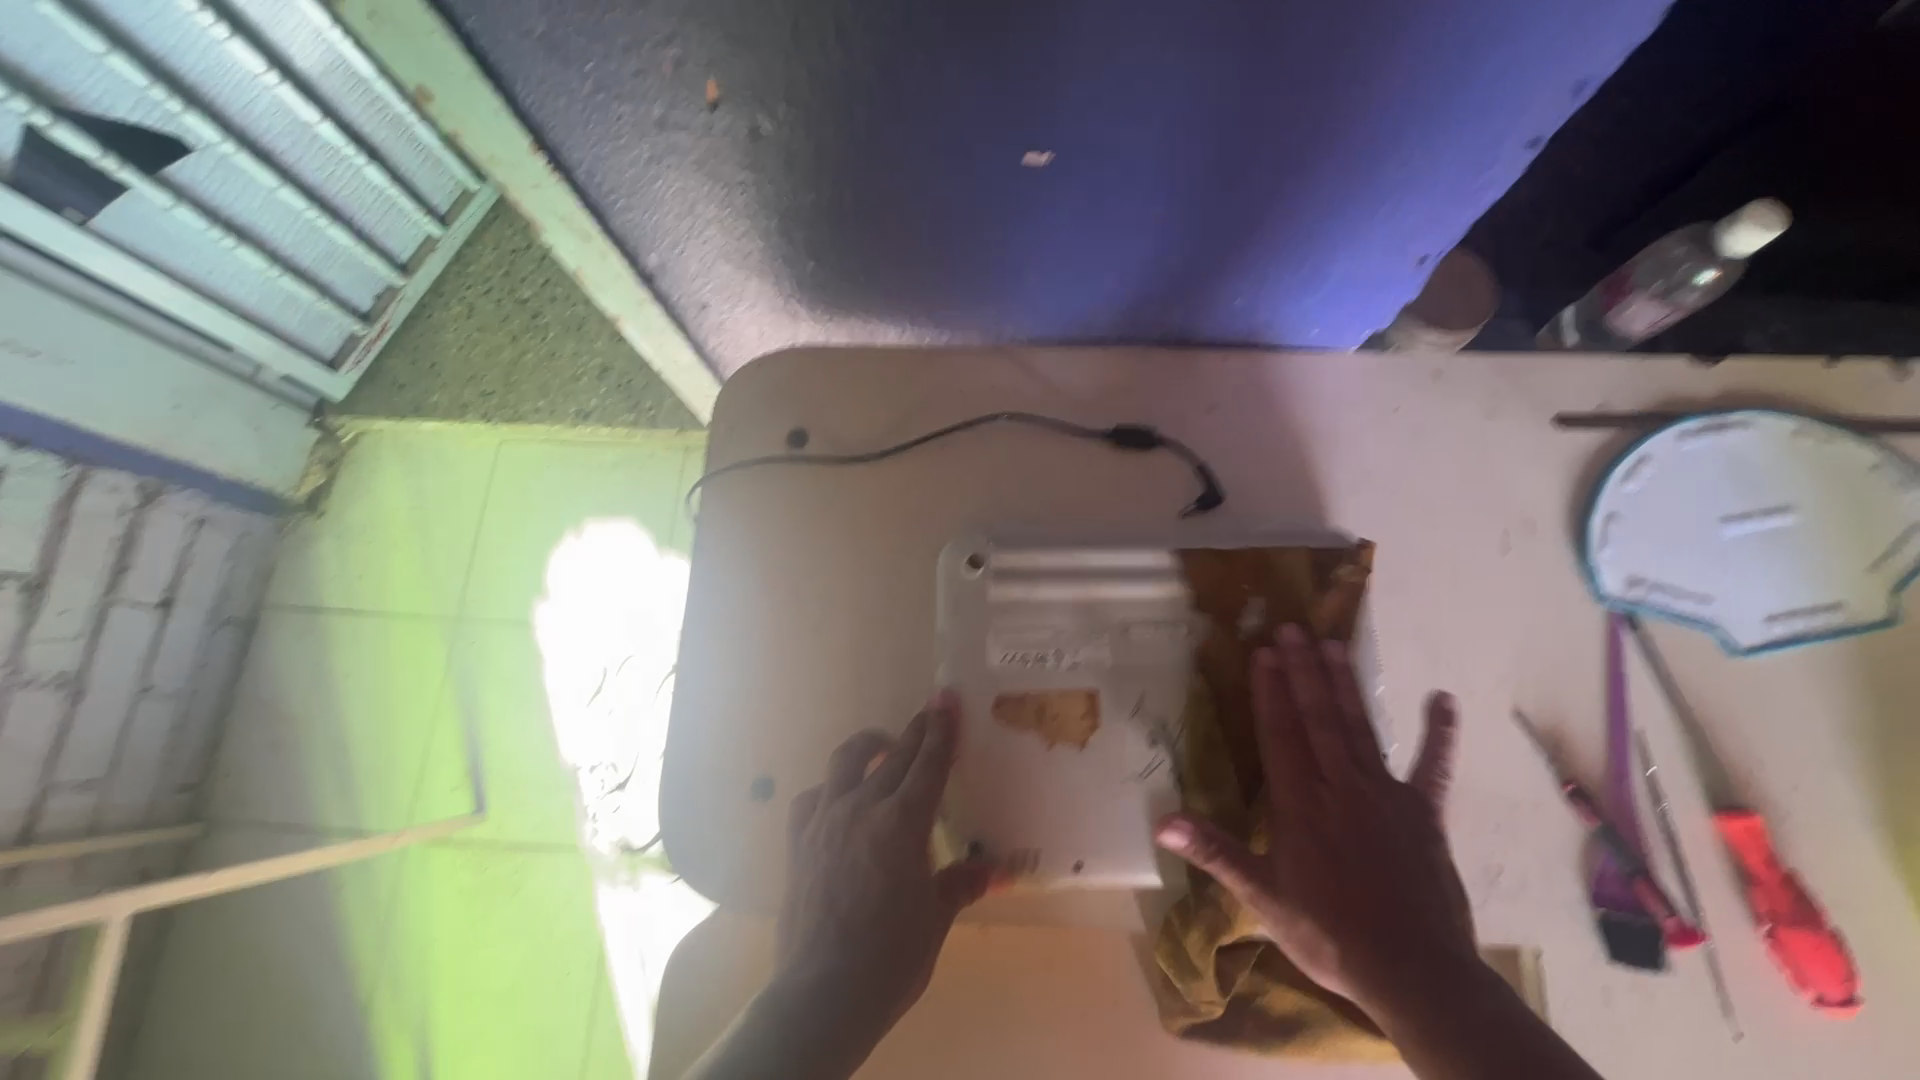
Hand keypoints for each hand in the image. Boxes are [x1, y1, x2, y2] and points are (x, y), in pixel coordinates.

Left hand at [776, 691, 997, 1031]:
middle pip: (893, 756)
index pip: (928, 765)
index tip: (947, 700)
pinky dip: (830, 790)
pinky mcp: (798, 842)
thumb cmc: (891, 957)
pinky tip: (838, 800)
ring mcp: (824, 822)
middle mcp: (861, 809)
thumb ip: (959, 884)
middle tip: (931, 712)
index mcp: (902, 823)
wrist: (823, 993)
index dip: (941, 731)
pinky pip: (811, 798)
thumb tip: (992, 871)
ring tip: (882, 746)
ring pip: (845, 763)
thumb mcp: (935, 918)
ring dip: (868, 747)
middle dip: (915, 732)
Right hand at [1154, 624, 1474, 1014]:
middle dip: (1303, 672)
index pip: (1281, 734)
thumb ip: (1216, 852)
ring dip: (1345, 685)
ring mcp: (1386, 795)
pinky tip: (1443, 700)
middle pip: (1318, 719)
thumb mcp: (1263, 897)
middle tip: (1293, 629)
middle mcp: (1340, 787)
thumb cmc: (1328, 935)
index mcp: (1300, 805)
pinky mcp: (1424, 813)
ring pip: (1360, 729)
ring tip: (1334, 645)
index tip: (1264, 652)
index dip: (1270, 692)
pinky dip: (1438, 734)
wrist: (1413, 970)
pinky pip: (1434, 768)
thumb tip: (1162, 822)